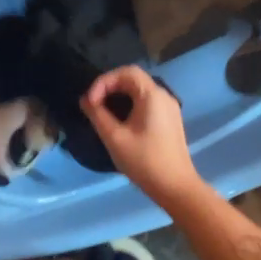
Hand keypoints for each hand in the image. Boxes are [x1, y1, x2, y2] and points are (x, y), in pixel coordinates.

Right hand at [82, 66, 204, 207]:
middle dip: (110, 87)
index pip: (126, 72)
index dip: (104, 81)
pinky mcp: (170, 120)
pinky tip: (120, 122)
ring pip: (140, 91)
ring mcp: (169, 108)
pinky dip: (130, 105)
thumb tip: (85, 99)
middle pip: (133, 79)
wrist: (175, 187)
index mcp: (152, 95)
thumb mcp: (114, 138)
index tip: (90, 101)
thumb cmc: (144, 161)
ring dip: (119, 96)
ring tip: (103, 112)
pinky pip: (147, 103)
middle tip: (94, 105)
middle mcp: (164, 96)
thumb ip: (97, 115)